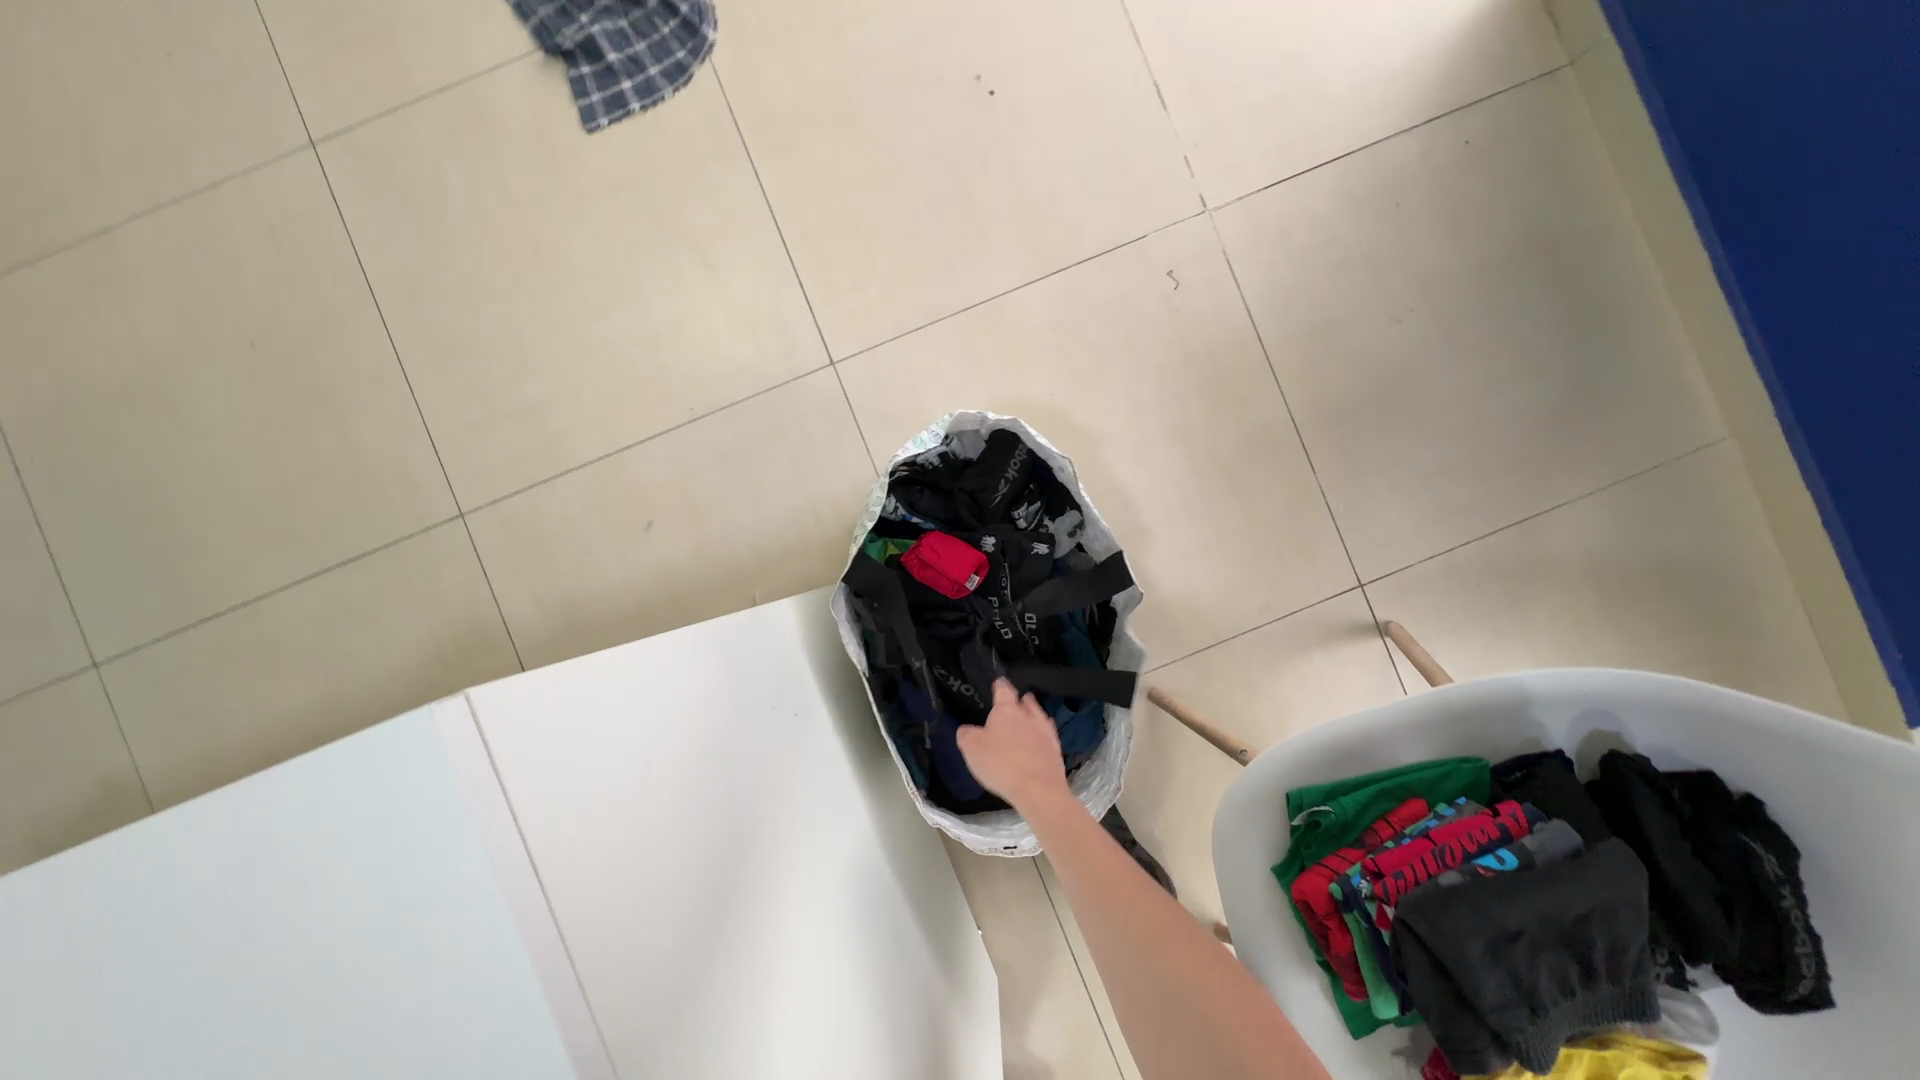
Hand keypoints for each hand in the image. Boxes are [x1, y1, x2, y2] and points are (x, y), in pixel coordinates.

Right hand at [955, 678, 1071, 812]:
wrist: (1037, 788)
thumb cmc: (1000, 763)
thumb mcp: (972, 749)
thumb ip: (967, 735)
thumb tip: (966, 729)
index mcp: (1006, 711)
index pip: (1003, 690)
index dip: (1000, 685)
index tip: (999, 682)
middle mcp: (1028, 716)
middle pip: (1026, 702)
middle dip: (1021, 700)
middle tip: (1018, 700)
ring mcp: (1045, 732)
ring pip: (1040, 717)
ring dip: (1034, 715)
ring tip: (1030, 716)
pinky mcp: (1055, 750)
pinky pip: (1048, 735)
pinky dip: (1043, 735)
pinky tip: (1040, 739)